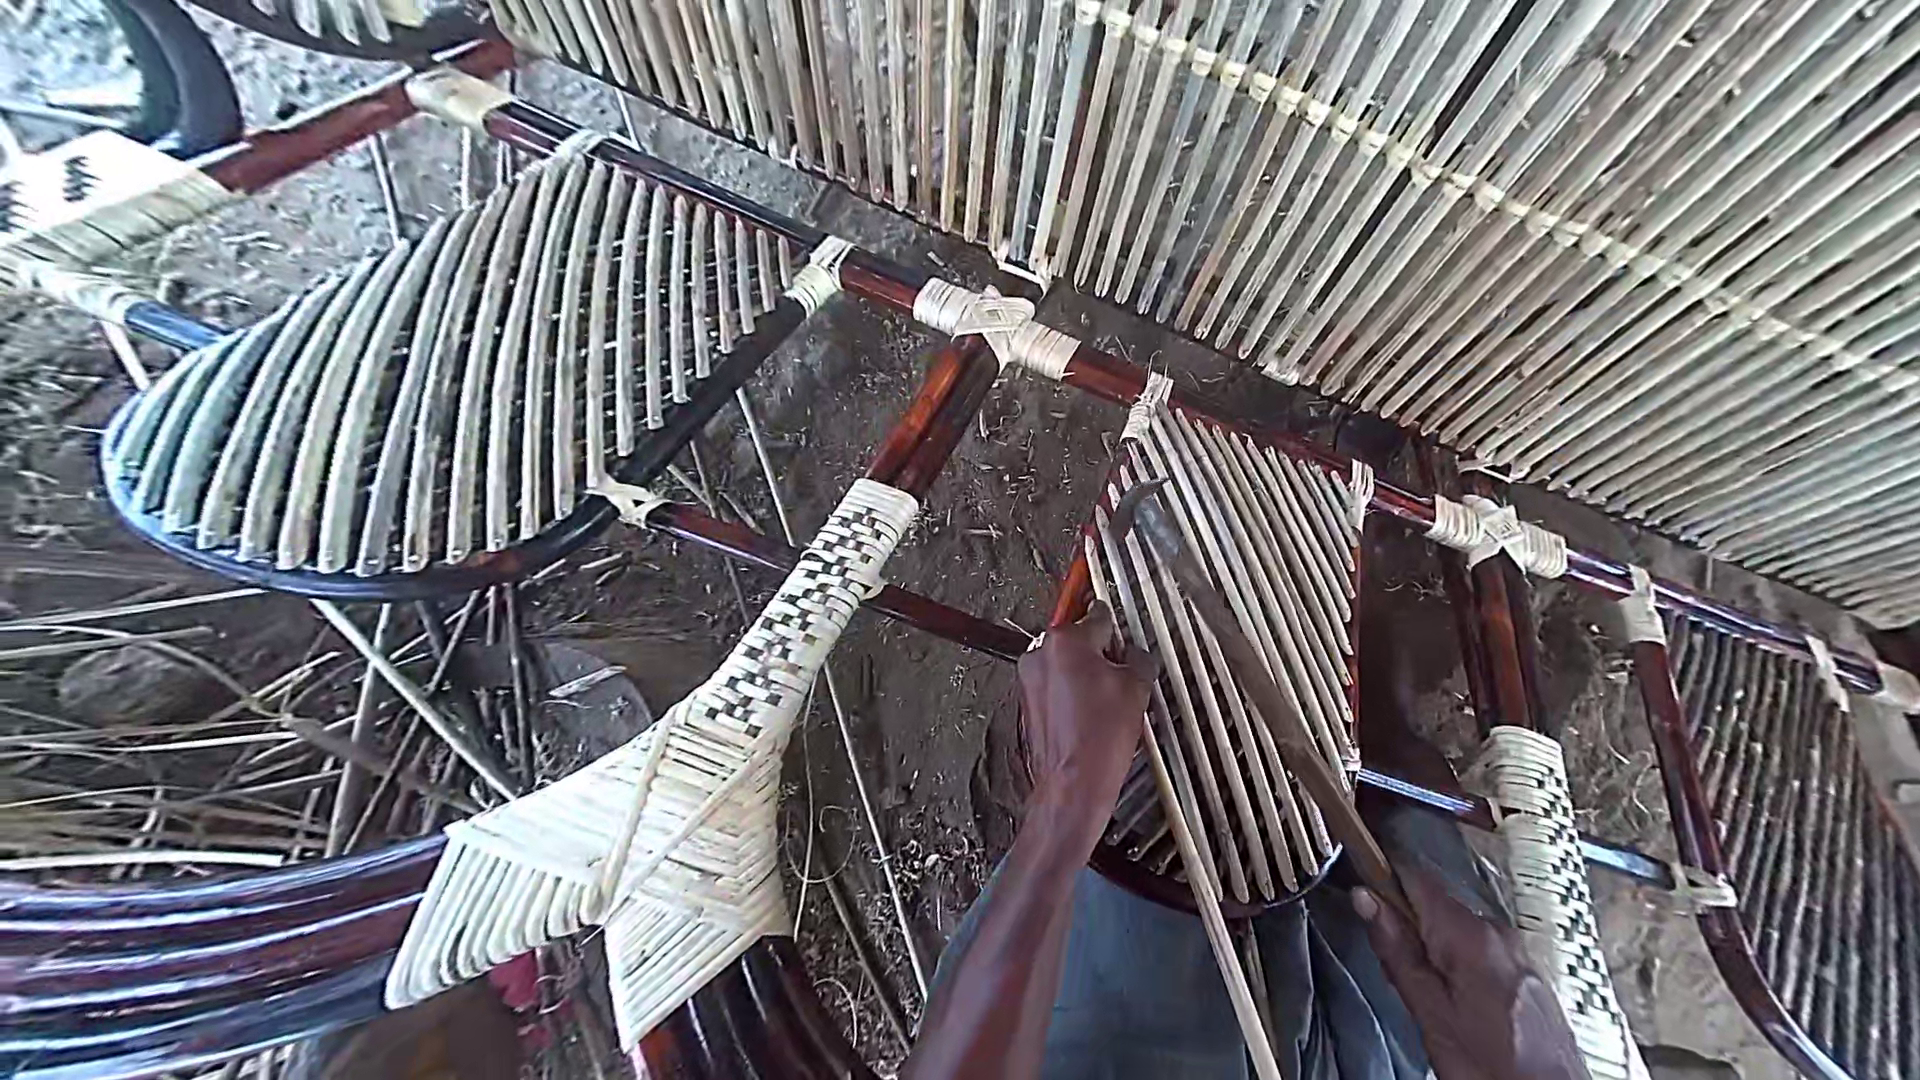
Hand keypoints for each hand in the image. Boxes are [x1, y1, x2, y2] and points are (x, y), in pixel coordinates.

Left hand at [1017, 601, 1154, 812]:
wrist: (1073, 783)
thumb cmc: (1098, 740)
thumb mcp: (1136, 687)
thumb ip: (1137, 657)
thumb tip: (1134, 652)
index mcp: (1066, 642)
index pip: (1099, 616)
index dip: (1117, 625)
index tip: (1120, 624)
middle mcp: (1041, 653)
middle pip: (1080, 638)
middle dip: (1101, 653)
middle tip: (1122, 674)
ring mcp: (1031, 676)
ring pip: (1066, 661)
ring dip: (1085, 672)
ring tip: (1106, 701)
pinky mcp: (1028, 698)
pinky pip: (1055, 682)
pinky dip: (1071, 690)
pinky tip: (1090, 713)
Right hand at [1354, 865, 1591, 1079]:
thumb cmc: (1488, 1066)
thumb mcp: (1429, 1011)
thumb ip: (1395, 948)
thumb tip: (1362, 894)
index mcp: (1469, 932)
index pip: (1412, 875)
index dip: (1381, 877)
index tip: (1361, 900)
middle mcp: (1496, 930)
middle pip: (1431, 903)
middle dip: (1405, 925)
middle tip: (1396, 971)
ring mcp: (1517, 951)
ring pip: (1452, 927)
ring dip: (1430, 947)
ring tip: (1428, 995)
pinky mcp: (1528, 974)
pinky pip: (1476, 947)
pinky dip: (1455, 962)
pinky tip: (1458, 1003)